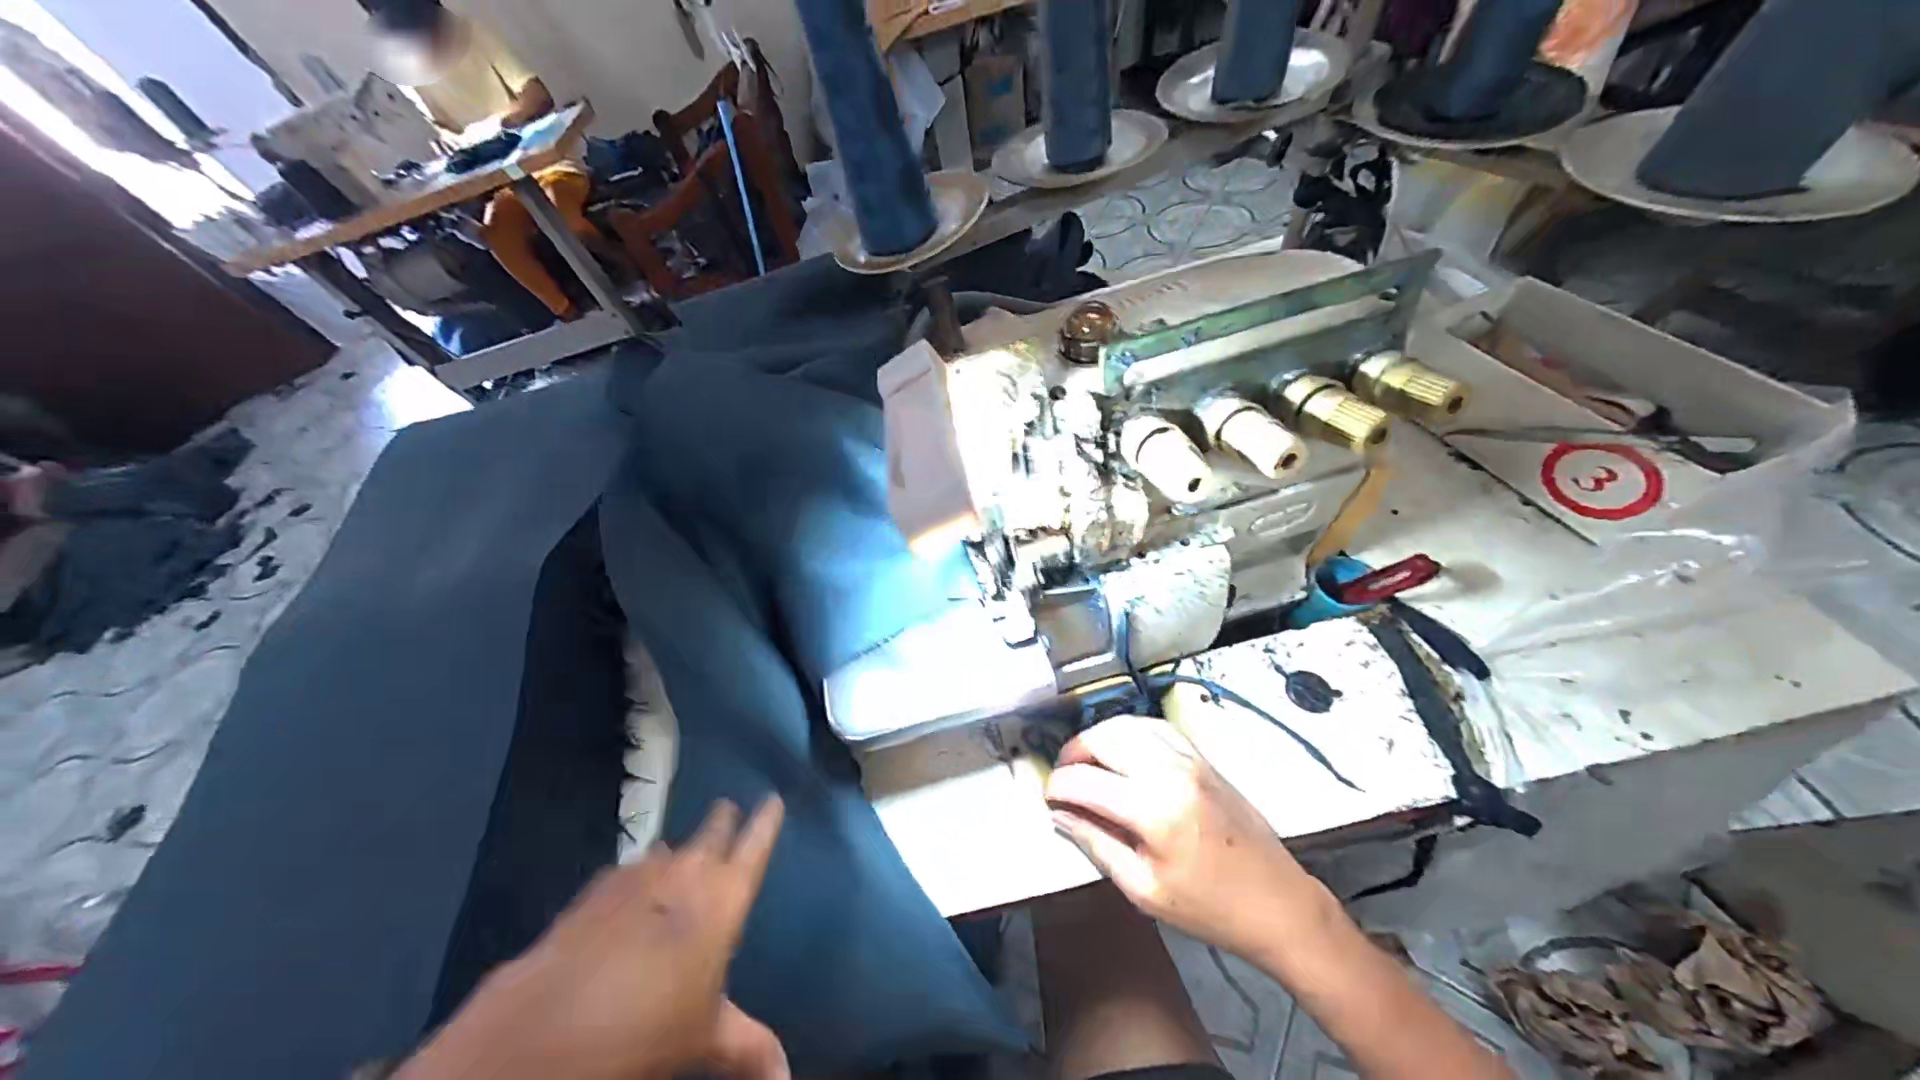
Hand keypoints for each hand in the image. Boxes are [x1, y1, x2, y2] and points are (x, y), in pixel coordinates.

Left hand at [399, 797, 787, 1079]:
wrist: (540, 1035)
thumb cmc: (646, 1031)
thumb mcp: (705, 1040)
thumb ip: (751, 1048)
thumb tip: (788, 1079)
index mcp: (723, 897)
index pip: (755, 844)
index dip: (766, 821)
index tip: (773, 798)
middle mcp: (684, 873)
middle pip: (712, 831)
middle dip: (723, 820)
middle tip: (728, 809)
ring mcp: (635, 877)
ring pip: (667, 848)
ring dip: (677, 850)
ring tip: (681, 854)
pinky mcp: (592, 892)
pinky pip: (626, 870)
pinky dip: (636, 875)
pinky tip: (629, 895)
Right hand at [1044, 716, 1337, 958]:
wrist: (1277, 902)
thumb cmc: (1210, 907)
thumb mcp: (1143, 889)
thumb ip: (1097, 844)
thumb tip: (1062, 816)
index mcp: (1154, 810)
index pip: (1085, 781)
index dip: (1058, 788)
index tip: (1050, 800)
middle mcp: (1170, 772)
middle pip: (1102, 739)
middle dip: (1073, 754)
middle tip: (1063, 779)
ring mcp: (1189, 759)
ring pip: (1126, 725)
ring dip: (1098, 738)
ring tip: (1086, 763)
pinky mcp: (1202, 757)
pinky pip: (1154, 727)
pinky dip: (1128, 732)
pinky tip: (1119, 752)